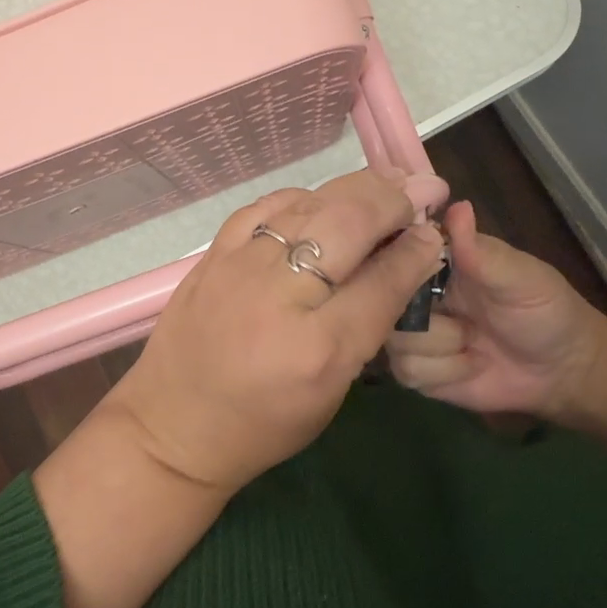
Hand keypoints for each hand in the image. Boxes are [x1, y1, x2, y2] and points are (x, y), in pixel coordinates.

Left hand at [105, 168, 449, 491]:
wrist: (172, 426)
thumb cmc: (262, 426)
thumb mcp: (331, 392)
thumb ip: (367, 326)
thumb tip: (400, 263)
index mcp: (319, 349)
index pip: (383, 282)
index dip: (416, 250)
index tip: (433, 230)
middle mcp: (280, 299)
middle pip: (348, 224)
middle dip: (392, 201)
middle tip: (422, 189)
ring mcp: (239, 269)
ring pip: (307, 205)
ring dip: (354, 188)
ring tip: (385, 181)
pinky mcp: (211, 257)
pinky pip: (263, 208)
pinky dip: (300, 198)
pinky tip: (321, 200)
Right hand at [384, 200, 606, 419]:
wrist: (561, 371)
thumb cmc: (543, 311)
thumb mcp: (520, 277)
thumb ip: (481, 251)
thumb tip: (457, 207)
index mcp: (432, 261)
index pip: (391, 251)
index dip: (393, 262)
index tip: (419, 276)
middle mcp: (412, 294)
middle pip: (381, 299)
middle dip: (423, 315)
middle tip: (462, 319)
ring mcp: (410, 333)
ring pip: (394, 338)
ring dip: (443, 346)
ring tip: (473, 341)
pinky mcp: (414, 370)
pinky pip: (407, 370)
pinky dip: (445, 372)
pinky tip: (469, 365)